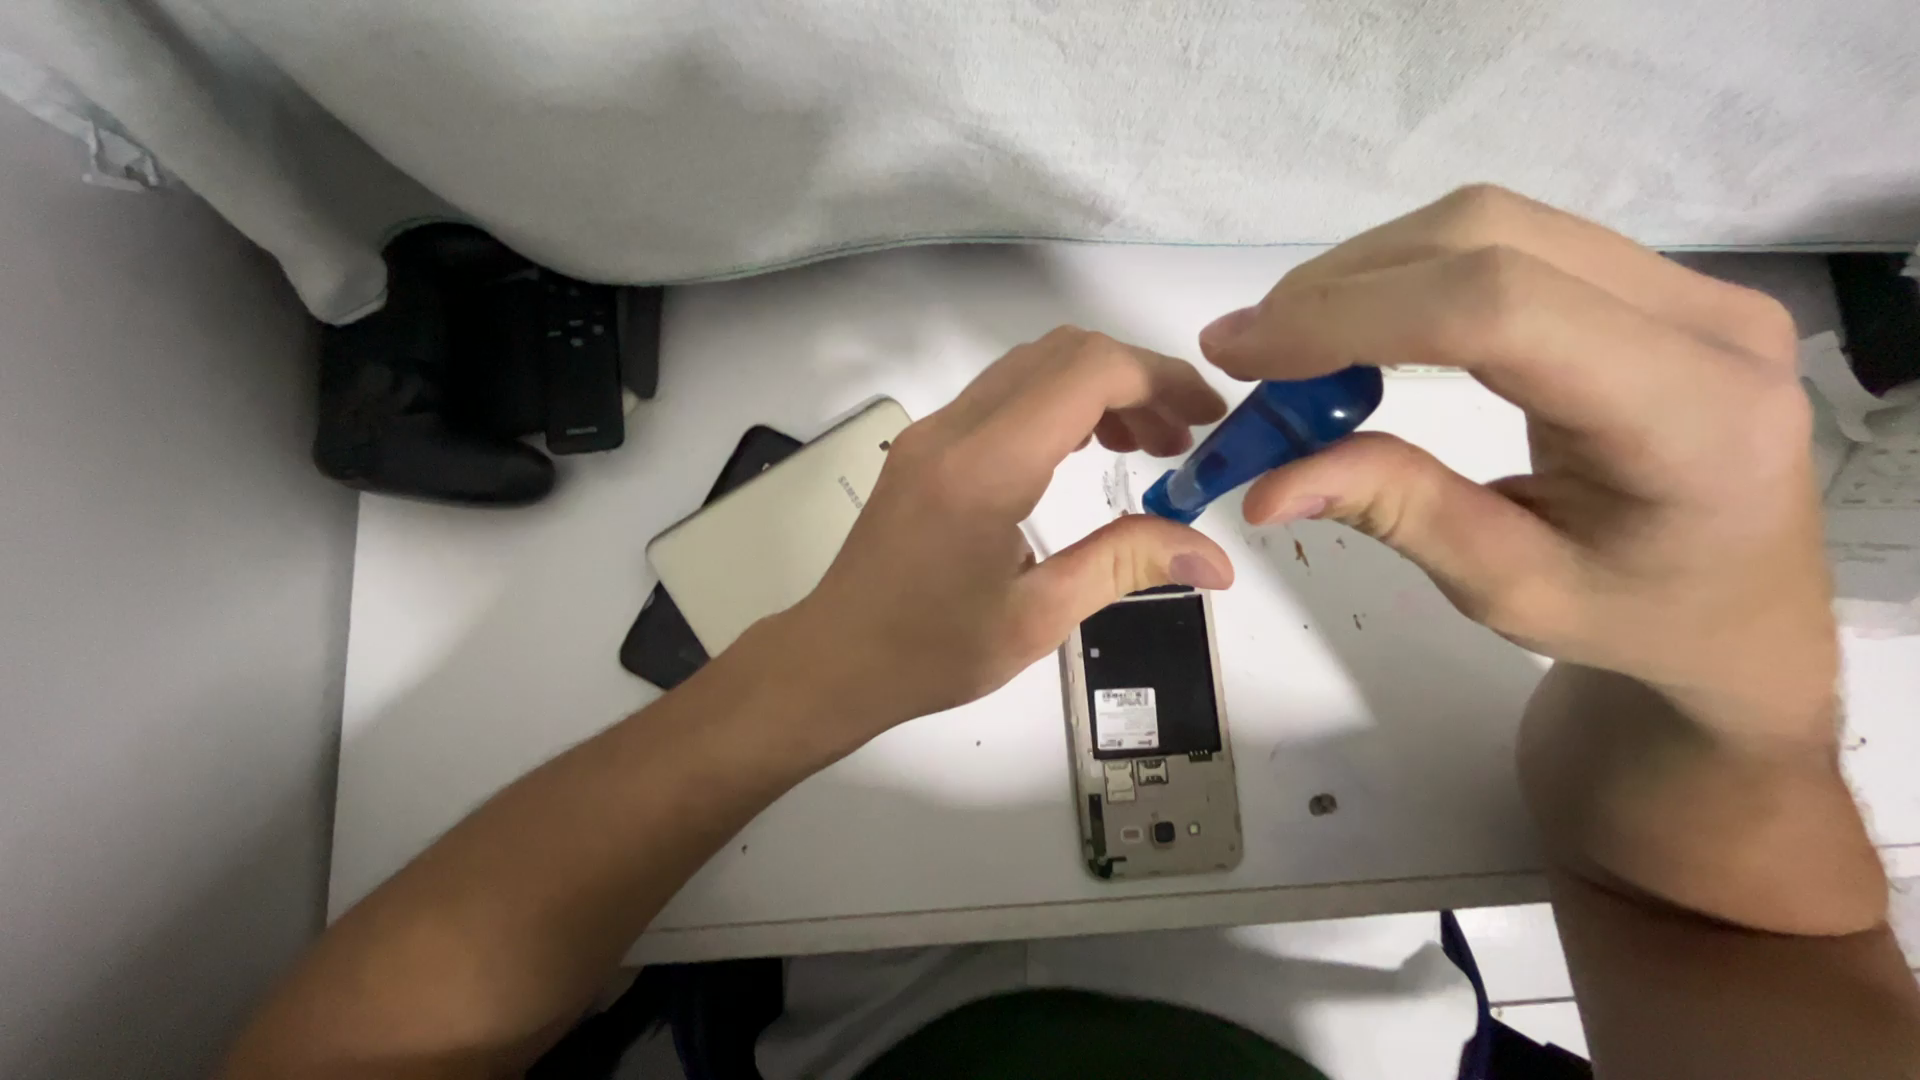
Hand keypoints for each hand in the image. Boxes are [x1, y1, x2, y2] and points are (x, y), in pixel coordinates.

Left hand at [779, 327, 1233, 733]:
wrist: (837, 657)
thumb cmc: (931, 650)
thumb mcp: (1038, 616)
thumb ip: (1126, 565)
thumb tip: (1215, 559)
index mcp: (984, 468)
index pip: (1087, 372)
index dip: (1160, 379)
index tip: (1207, 418)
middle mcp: (954, 429)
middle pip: (1063, 352)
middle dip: (1137, 380)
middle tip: (1181, 440)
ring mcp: (932, 431)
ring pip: (1032, 366)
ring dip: (1098, 388)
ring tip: (1144, 446)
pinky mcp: (925, 444)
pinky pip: (1004, 394)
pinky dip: (1058, 404)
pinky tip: (1084, 451)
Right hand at [1197, 185, 1832, 732]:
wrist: (1731, 601)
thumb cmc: (1632, 617)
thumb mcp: (1506, 589)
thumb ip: (1396, 514)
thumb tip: (1265, 484)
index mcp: (1687, 414)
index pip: (1497, 311)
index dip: (1349, 317)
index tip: (1238, 352)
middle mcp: (1701, 318)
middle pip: (1486, 239)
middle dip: (1338, 288)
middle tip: (1246, 351)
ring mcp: (1679, 285)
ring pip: (1484, 225)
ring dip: (1360, 275)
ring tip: (1289, 347)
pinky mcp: (1638, 282)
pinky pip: (1497, 242)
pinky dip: (1397, 277)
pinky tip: (1354, 330)